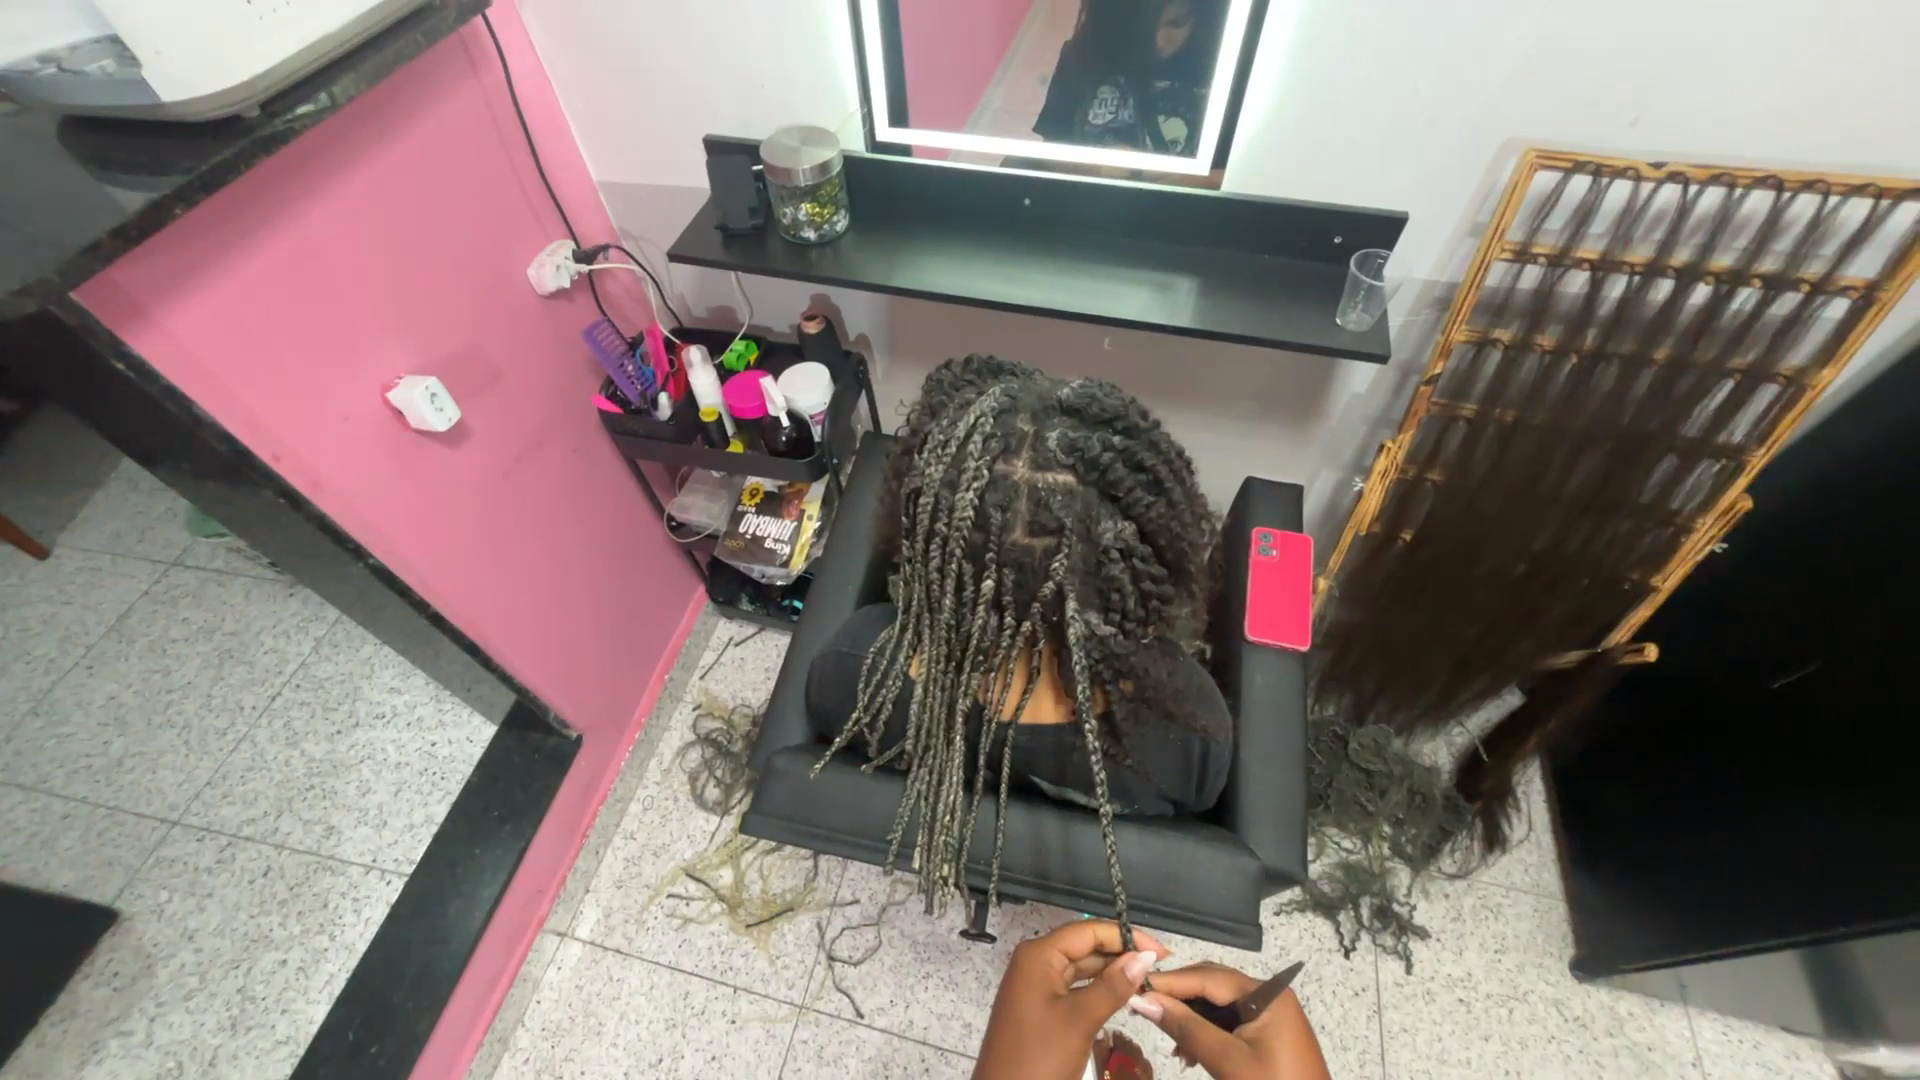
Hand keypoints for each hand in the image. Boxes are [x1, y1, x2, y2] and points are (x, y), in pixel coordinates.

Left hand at [972, 920, 1168, 1079]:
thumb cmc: (1039, 1058)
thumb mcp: (1079, 1021)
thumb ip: (1112, 986)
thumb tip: (1143, 958)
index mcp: (1039, 954)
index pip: (1087, 931)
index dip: (1124, 936)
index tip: (1161, 951)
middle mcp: (1036, 961)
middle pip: (1084, 946)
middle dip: (1120, 953)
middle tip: (1160, 966)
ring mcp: (1037, 985)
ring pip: (1081, 968)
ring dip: (1111, 971)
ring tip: (1148, 979)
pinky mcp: (1041, 1007)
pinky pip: (1074, 988)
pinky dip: (1098, 989)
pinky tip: (1122, 995)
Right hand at [1126, 962, 1330, 1079]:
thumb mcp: (1228, 1064)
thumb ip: (1186, 1028)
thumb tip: (1142, 1000)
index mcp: (1266, 994)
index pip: (1206, 976)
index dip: (1169, 982)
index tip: (1134, 986)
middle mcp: (1269, 995)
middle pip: (1212, 985)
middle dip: (1179, 999)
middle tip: (1145, 1010)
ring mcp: (1270, 1015)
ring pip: (1217, 1005)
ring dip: (1190, 1019)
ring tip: (1169, 1042)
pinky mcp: (1269, 1036)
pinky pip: (1229, 1022)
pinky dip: (1206, 1033)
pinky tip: (1188, 1052)